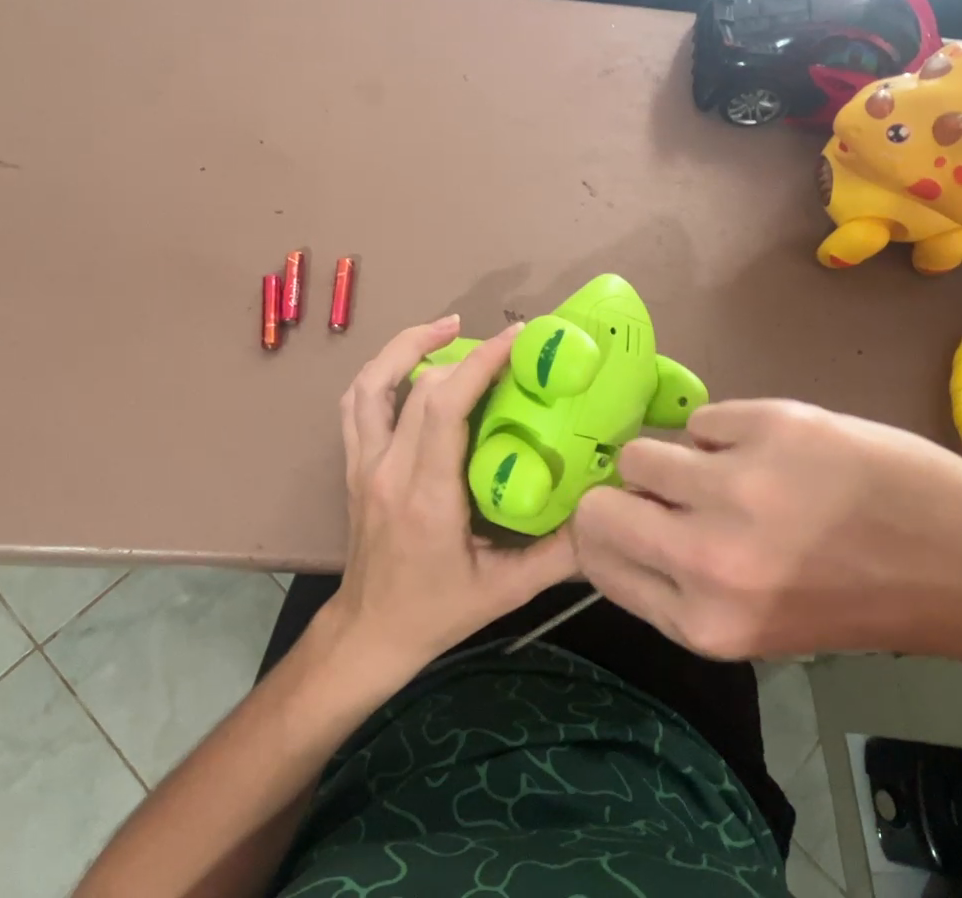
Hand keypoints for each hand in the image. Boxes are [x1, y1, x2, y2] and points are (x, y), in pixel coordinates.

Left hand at [320, 316, 577, 675]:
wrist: (370, 632)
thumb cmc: (438, 612)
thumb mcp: (506, 590)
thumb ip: (559, 555)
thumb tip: (607, 515)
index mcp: (426, 496)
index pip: (444, 407)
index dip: (480, 363)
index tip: (518, 338)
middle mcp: (388, 470)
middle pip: (417, 387)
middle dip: (462, 352)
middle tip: (505, 343)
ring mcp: (363, 465)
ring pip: (369, 384)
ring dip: (407, 346)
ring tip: (449, 328)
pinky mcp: (354, 466)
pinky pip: (356, 404)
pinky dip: (382, 372)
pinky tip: (414, 366)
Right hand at [569, 399, 961, 659]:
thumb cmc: (858, 601)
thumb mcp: (751, 627)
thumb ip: (673, 587)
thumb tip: (611, 527)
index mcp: (702, 623)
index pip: (597, 563)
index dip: (604, 537)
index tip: (627, 522)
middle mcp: (707, 560)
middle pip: (599, 506)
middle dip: (624, 497)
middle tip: (668, 494)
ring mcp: (736, 487)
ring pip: (642, 453)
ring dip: (676, 460)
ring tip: (728, 470)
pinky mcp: (771, 427)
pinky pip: (703, 420)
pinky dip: (726, 433)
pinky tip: (774, 452)